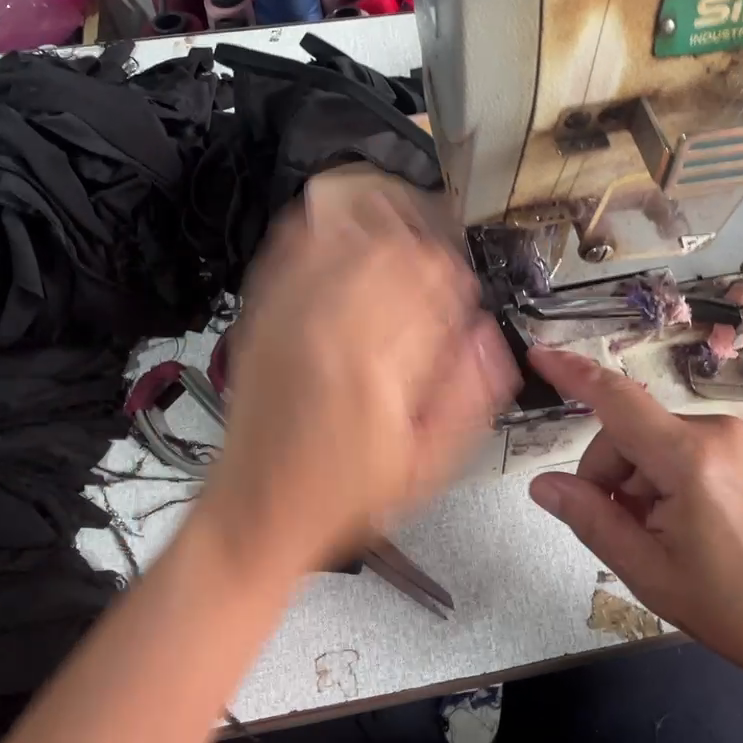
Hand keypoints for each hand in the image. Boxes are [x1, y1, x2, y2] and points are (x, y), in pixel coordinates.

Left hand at [202, 173, 519, 572]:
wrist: (254, 514)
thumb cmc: (337, 497)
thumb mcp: (425, 465)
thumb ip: (469, 395)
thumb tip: (488, 336)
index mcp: (376, 364)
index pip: (431, 279)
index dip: (455, 277)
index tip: (460, 293)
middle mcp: (328, 327)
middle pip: (391, 244)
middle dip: (424, 247)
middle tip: (434, 269)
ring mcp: (288, 315)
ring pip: (346, 233)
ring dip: (383, 228)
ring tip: (398, 243)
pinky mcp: (261, 314)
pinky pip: (291, 245)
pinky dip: (323, 228)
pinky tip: (342, 231)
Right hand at [524, 347, 742, 684]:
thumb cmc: (738, 608)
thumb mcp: (649, 570)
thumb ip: (590, 518)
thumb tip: (544, 486)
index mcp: (690, 456)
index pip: (616, 399)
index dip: (572, 373)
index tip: (538, 353)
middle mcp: (717, 432)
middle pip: (632, 432)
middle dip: (612, 477)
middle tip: (625, 534)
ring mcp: (740, 440)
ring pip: (658, 444)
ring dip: (642, 483)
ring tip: (664, 540)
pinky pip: (688, 450)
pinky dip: (670, 479)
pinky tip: (687, 527)